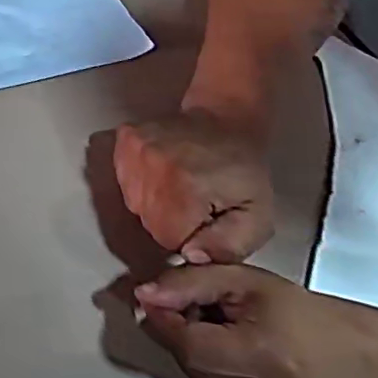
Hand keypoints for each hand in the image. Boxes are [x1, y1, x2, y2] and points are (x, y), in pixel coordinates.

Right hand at [114, 111, 273, 262]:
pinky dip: (138, 182)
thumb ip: (227, 246)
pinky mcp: (123, 138)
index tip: (204, 221)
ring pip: (132, 201)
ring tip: (177, 186)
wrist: (224, 120)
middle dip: (169, 221)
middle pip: (147, 220)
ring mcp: (132, 148)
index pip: (167, 238)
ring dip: (153, 202)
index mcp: (184, 187)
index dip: (188, 236)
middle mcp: (150, 165)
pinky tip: (159, 172)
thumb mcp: (255, 217)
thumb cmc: (243, 171)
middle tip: (193, 204)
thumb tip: (190, 257)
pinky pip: (123, 178)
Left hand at [136, 265, 377, 377]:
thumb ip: (187, 282)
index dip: (164, 319)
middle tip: (203, 310)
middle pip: (192, 366)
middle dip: (183, 333)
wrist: (356, 357)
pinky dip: (217, 375)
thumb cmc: (298, 311)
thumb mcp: (239, 278)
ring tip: (227, 332)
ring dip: (199, 354)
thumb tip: (143, 295)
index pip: (189, 345)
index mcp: (267, 357)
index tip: (155, 297)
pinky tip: (238, 357)